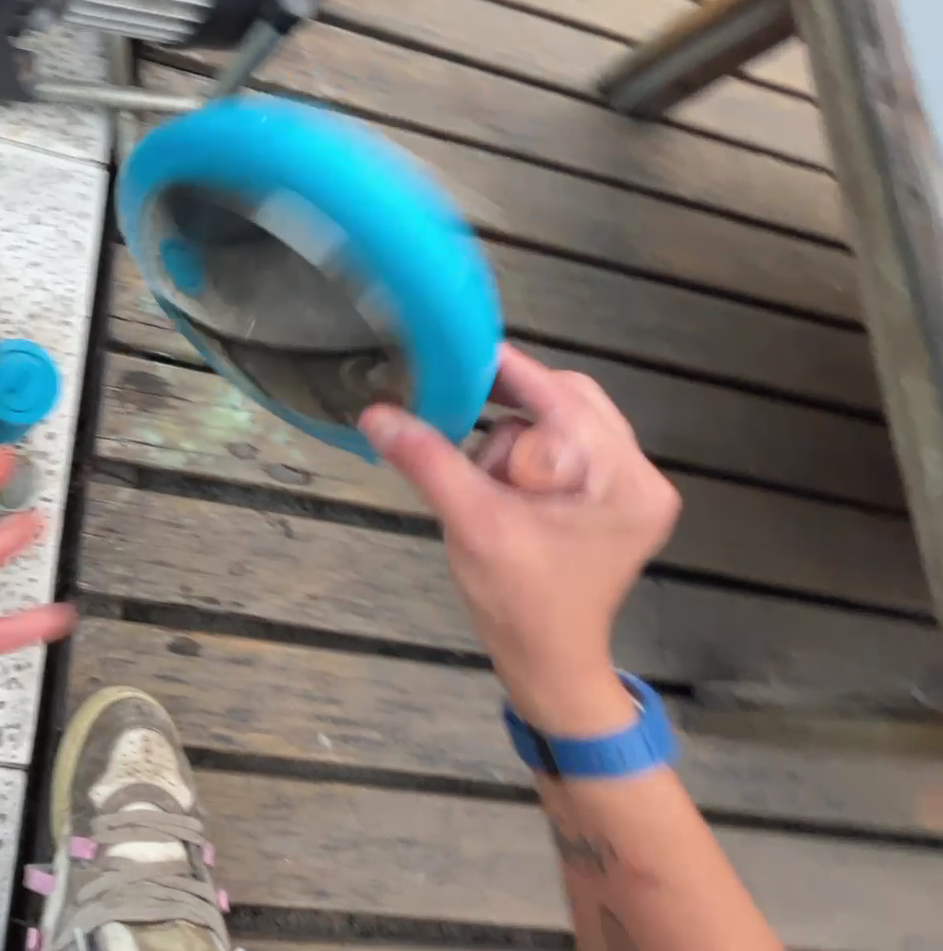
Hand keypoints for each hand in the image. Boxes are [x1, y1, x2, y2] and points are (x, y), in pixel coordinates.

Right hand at [358, 346, 680, 733]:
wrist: (545, 662)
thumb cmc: (518, 599)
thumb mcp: (470, 523)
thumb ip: (427, 461)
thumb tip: (374, 413)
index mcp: (622, 478)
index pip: (562, 397)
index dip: (505, 370)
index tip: (450, 348)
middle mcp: (635, 474)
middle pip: (564, 404)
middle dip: (504, 415)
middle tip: (456, 429)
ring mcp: (621, 488)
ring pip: (554, 427)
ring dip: (505, 442)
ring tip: (479, 486)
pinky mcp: (600, 501)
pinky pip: (554, 452)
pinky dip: (513, 458)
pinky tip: (489, 485)